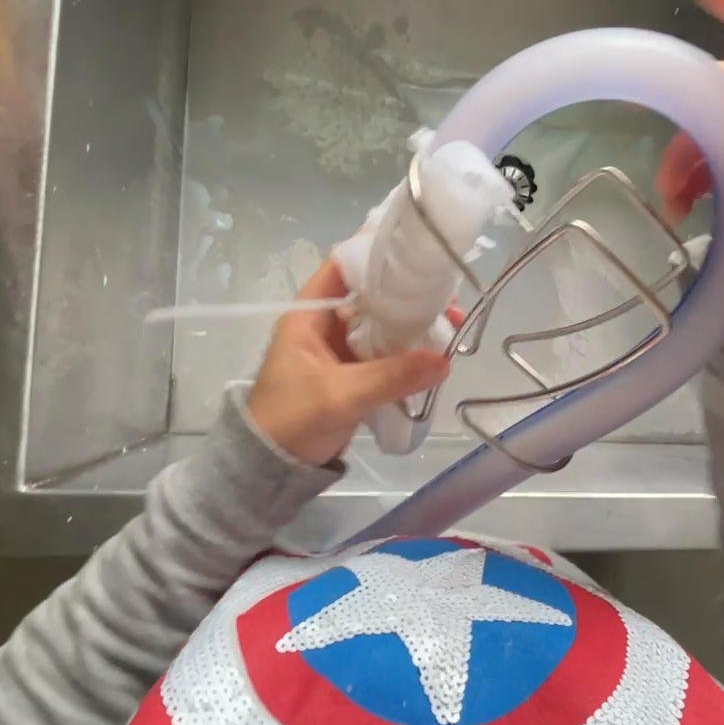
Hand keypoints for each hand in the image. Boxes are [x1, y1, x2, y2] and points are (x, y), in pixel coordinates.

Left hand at [246, 260, 453, 465]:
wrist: (272, 467)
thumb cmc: (292, 420)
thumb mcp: (341, 395)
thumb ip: (391, 377)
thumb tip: (443, 360)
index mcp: (309, 317)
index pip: (343, 269)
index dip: (377, 258)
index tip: (417, 257)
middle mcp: (326, 327)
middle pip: (371, 299)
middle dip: (409, 298)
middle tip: (448, 302)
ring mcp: (341, 352)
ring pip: (382, 329)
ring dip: (413, 328)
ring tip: (451, 327)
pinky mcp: (354, 377)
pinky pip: (385, 356)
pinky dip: (408, 355)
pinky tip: (436, 355)